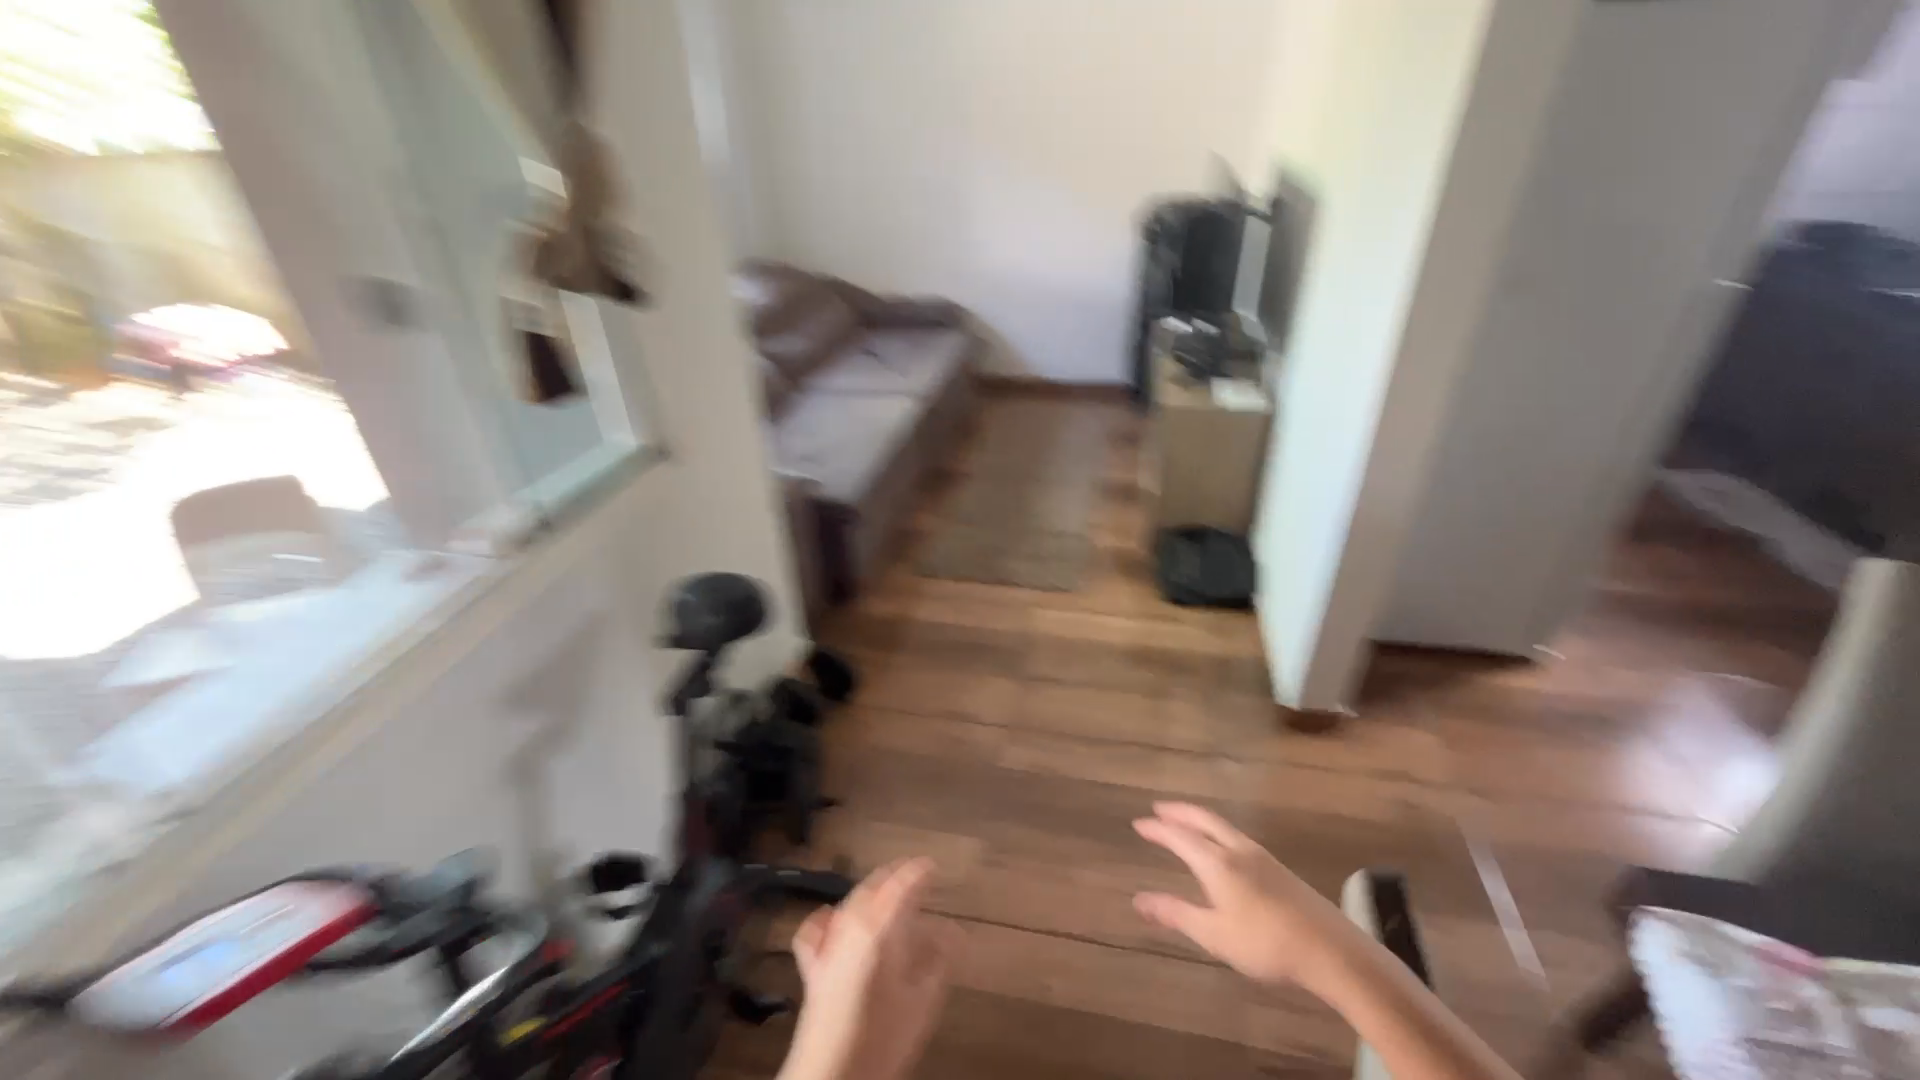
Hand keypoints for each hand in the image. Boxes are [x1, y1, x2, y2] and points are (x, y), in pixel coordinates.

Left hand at [780, 858, 964, 1079]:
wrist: (829, 1076)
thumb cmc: (882, 1038)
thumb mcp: (922, 1001)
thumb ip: (940, 960)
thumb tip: (956, 933)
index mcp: (880, 930)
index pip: (900, 887)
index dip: (917, 872)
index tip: (932, 866)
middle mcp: (850, 928)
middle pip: (872, 888)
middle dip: (893, 877)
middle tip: (915, 875)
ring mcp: (827, 945)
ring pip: (849, 903)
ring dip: (869, 893)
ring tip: (887, 893)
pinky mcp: (813, 967)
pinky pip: (817, 929)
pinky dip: (829, 917)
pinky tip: (831, 917)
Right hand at [1132, 802, 1354, 990]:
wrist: (1331, 951)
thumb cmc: (1266, 944)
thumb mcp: (1214, 934)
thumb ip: (1176, 913)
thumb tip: (1138, 899)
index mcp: (1219, 864)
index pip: (1180, 837)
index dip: (1158, 829)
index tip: (1139, 823)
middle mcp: (1239, 851)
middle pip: (1205, 820)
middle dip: (1180, 812)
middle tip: (1159, 808)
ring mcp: (1263, 858)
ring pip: (1224, 828)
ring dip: (1200, 820)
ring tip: (1186, 823)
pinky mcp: (1279, 870)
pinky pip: (1238, 838)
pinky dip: (1218, 832)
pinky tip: (1222, 849)